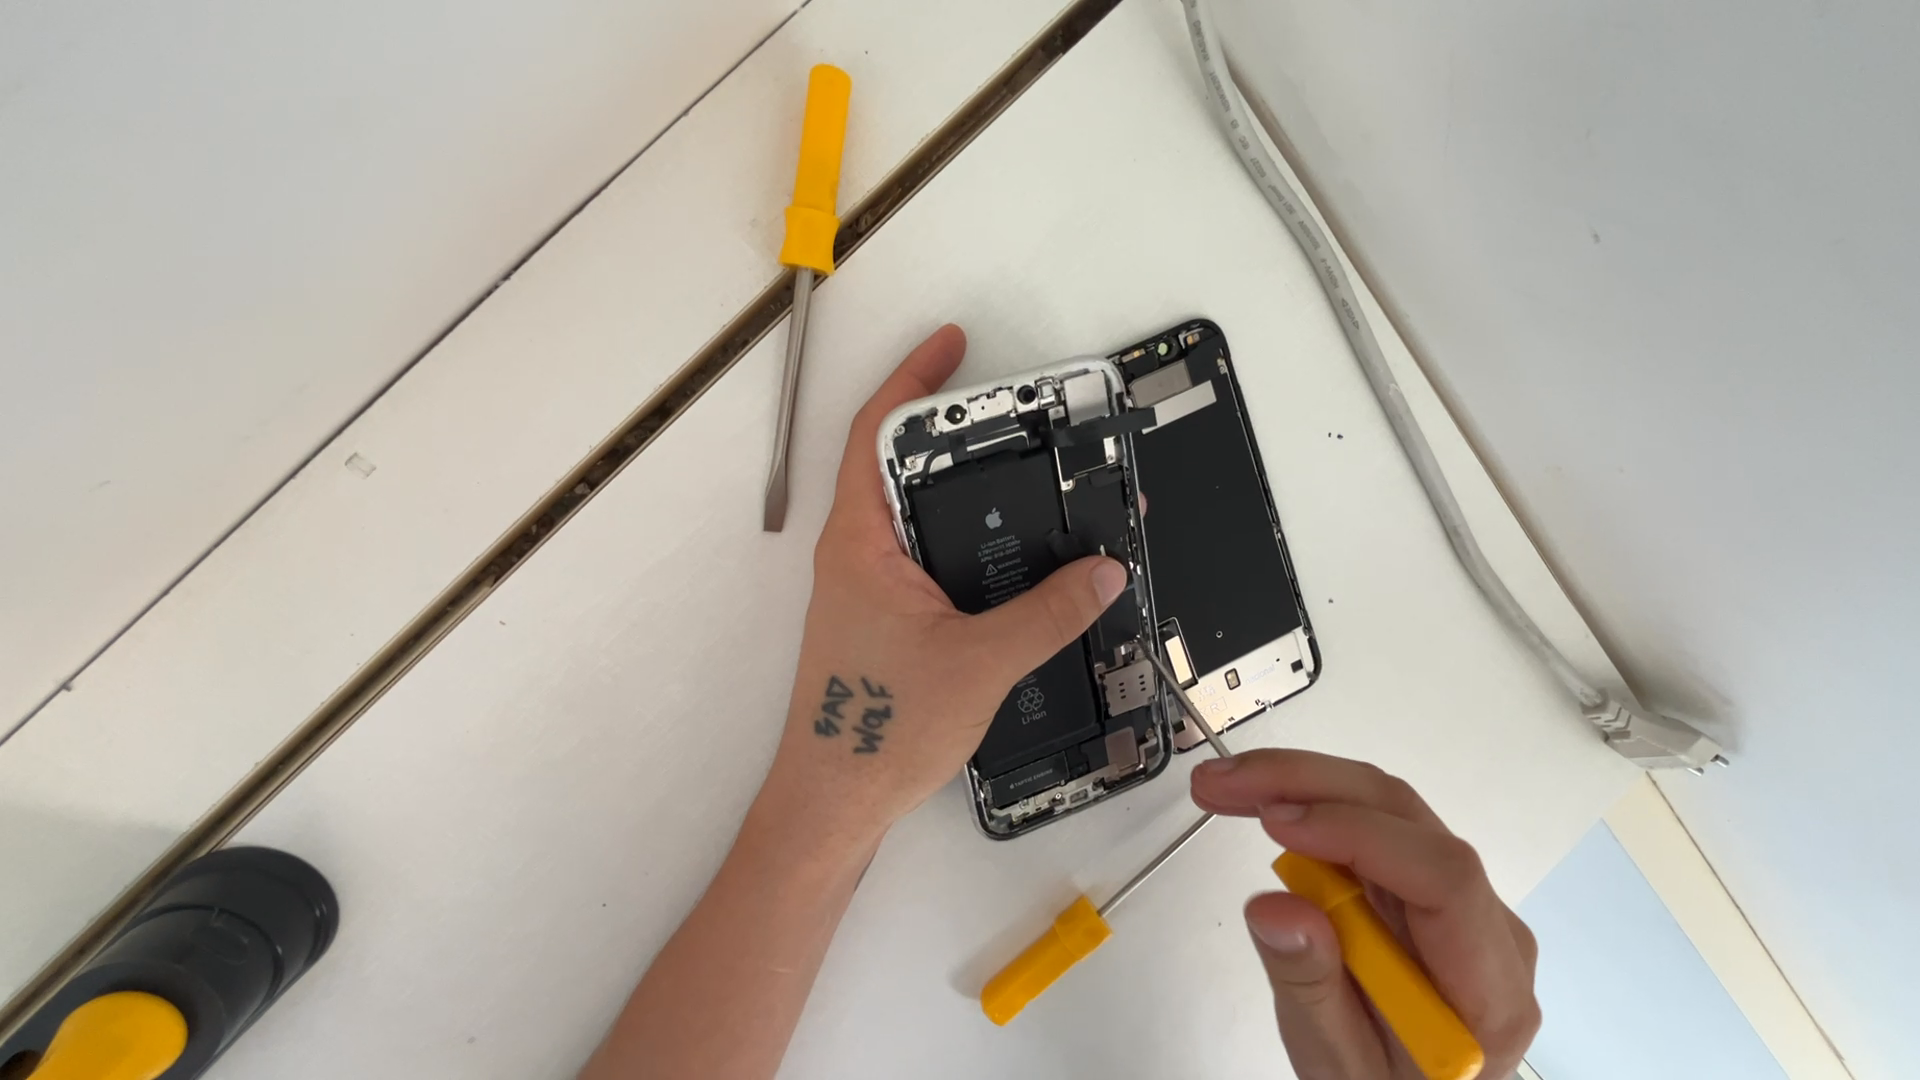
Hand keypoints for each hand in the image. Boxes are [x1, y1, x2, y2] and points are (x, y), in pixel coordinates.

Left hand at [760, 324, 1128, 849]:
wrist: (834, 803)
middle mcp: (857, 553)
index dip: (914, 381)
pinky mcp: (883, 616)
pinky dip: (962, 539)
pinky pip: (925, 555)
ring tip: (1024, 475)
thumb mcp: (978, 664)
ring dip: (959, 489)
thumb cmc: (884, 729)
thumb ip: (1048, 614)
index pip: (876, 434)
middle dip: (952, 430)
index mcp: (860, 542)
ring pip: (915, 513)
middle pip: (900, 465)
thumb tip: (1106, 572)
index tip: (954, 345)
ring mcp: (868, 586)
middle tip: (1014, 412)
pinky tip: (1009, 554)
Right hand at [1191, 750, 1540, 1078]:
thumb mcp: (1338, 1066)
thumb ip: (1312, 988)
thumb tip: (1275, 905)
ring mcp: (1453, 892)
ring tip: (1217, 785)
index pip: (1443, 878)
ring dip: (1293, 780)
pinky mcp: (1416, 876)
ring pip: (1379, 800)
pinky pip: (1363, 816)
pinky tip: (1251, 799)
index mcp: (1487, 986)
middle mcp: (1485, 921)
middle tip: (1217, 783)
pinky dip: (1300, 798)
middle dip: (1305, 784)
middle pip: (1404, 816)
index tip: (1273, 824)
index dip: (1359, 834)